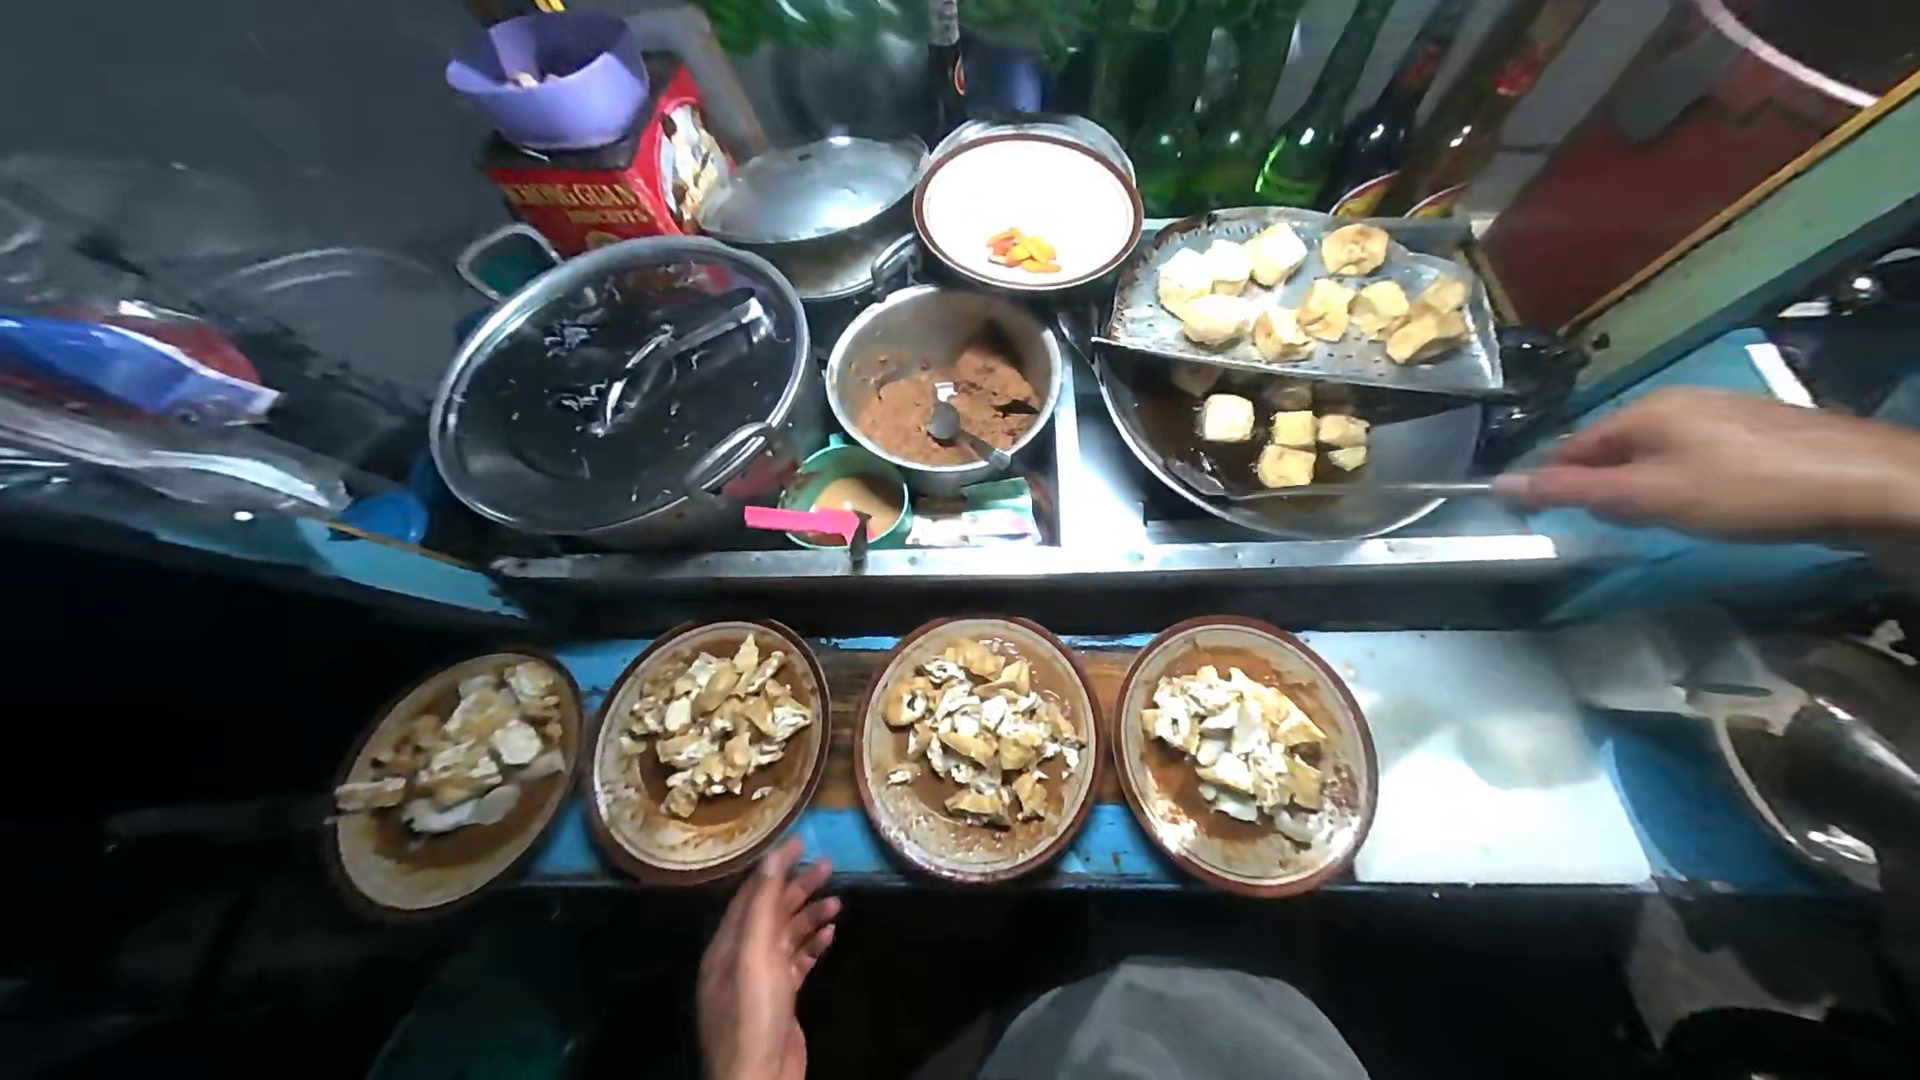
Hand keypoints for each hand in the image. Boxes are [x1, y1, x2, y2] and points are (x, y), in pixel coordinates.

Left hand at [697, 837, 837, 1079]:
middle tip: (829, 865)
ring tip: (838, 901)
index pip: (751, 893)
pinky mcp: (781, 997)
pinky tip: (831, 934)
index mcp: (726, 945)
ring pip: (788, 934)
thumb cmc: (753, 1014)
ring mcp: (761, 979)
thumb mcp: (755, 953)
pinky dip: (814, 943)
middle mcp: (741, 957)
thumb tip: (772, 856)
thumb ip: (763, 904)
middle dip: (799, 887)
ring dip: (811, 915)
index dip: (775, 866)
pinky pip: (798, 959)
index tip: (801, 842)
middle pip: (772, 911)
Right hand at [1495, 387, 1919, 537]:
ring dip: (1645, 487)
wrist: (1883, 489)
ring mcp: (1725, 412)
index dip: (1556, 483)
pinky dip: (1685, 481)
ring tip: (1672, 515)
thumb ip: (1567, 490)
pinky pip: (1694, 456)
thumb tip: (1499, 484)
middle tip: (1628, 519)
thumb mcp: (1643, 496)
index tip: (1557, 517)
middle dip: (1607, 487)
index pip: (1569, 448)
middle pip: (1611, 450)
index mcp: (1645, 409)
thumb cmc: (1746, 490)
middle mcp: (1680, 401)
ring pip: (1652, 455)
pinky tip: (1713, 503)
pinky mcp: (1762, 431)